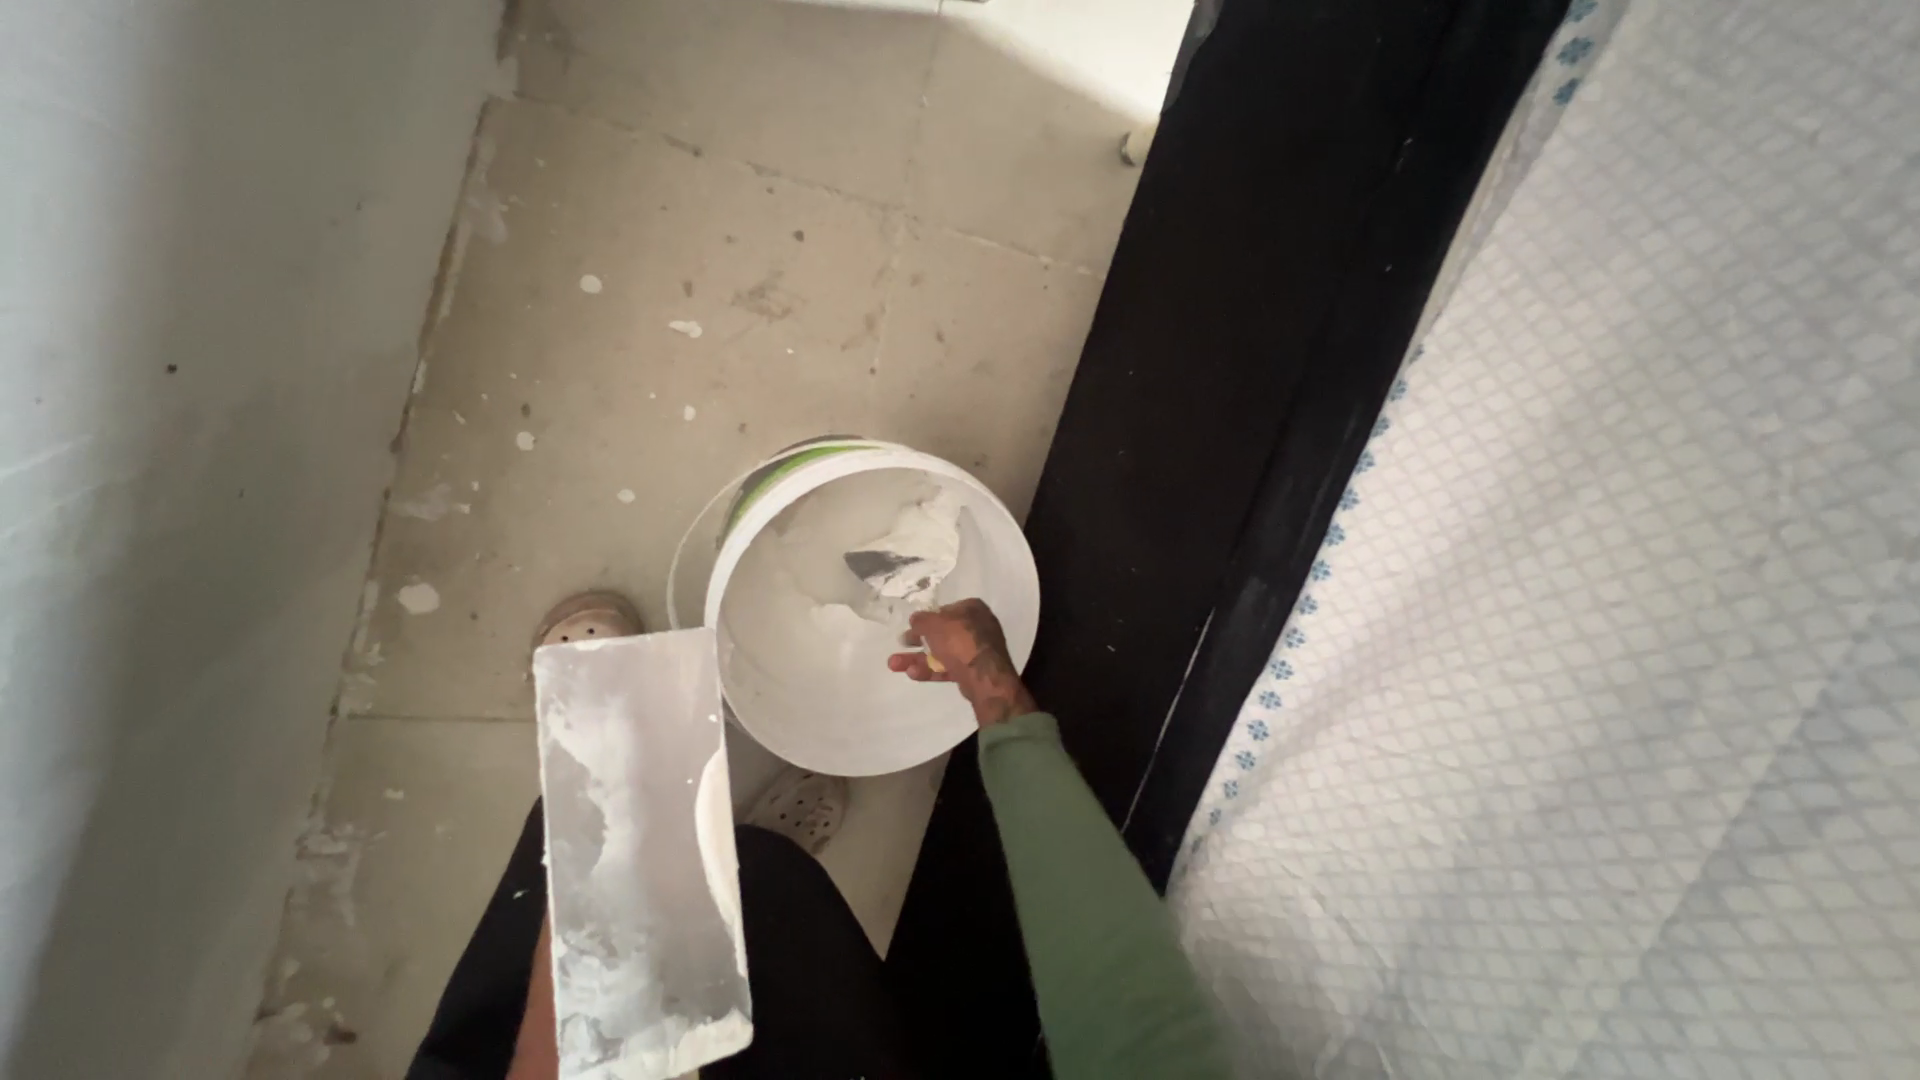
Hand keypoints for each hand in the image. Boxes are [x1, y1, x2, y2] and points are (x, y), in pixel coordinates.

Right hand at [888, 598, 1037, 727]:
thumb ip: (921, 620)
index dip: (928, 618)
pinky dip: (930, 670)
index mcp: (972, 609)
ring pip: (942, 652)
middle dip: (918, 640)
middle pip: (942, 633)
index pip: (946, 610)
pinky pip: (948, 667)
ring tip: (894, 664)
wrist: (983, 675)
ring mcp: (975, 651)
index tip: (913, 625)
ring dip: (918, 658)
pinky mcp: (972, 671)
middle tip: (902, 642)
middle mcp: (977, 627)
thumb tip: (915, 619)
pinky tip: (912, 674)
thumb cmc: (959, 640)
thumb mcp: (934, 624)